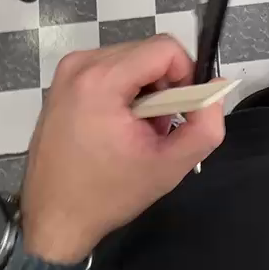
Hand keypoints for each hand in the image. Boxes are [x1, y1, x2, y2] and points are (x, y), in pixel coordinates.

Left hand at [19, 36, 225, 262]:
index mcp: (101, 80)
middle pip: (148, 52)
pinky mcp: (64, 80)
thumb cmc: (107, 195)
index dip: (185, 75)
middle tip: (159, 128)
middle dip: (165, 86)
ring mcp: (69, 70)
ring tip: (139, 130)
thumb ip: (205, 127)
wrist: (52, 221)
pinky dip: (126, 90)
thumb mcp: (168, 167)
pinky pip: (113, 68)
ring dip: (147, 89)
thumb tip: (216, 88)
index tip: (182, 111)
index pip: (164, 48)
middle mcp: (81, 64)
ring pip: (133, 59)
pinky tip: (120, 126)